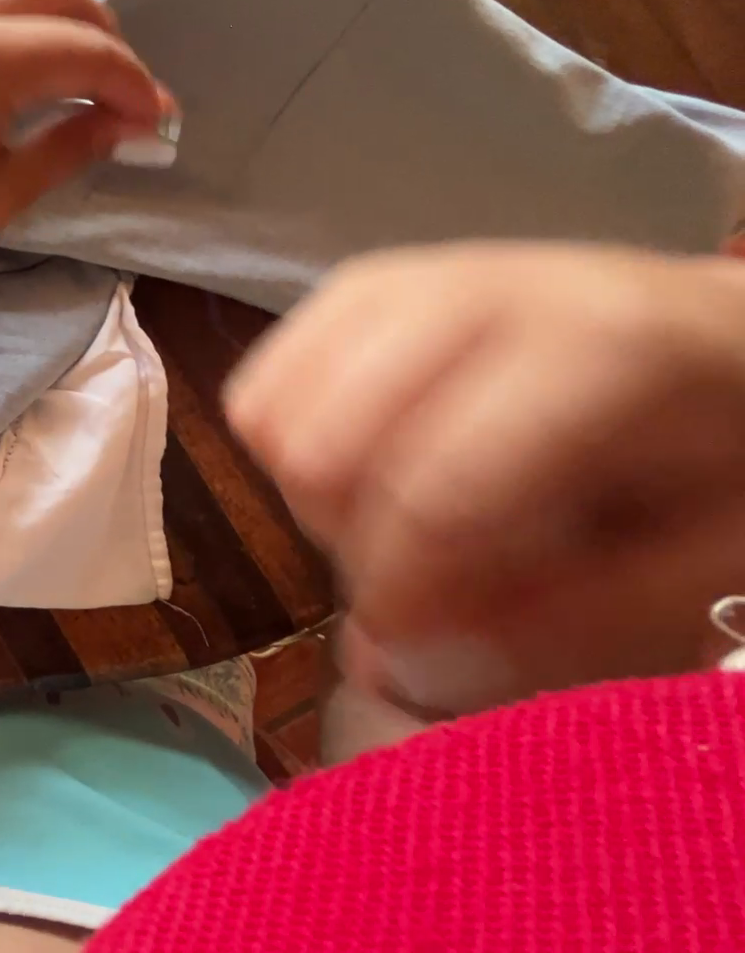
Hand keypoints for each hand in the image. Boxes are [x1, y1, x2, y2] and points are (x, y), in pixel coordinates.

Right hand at [225, 243, 744, 713]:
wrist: (708, 335)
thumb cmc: (714, 448)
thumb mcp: (702, 557)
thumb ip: (559, 625)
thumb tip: (389, 672)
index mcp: (597, 347)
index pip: (435, 495)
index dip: (402, 588)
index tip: (401, 641)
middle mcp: (470, 289)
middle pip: (322, 453)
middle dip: (349, 533)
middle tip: (419, 561)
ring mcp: (394, 281)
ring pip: (269, 418)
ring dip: (310, 491)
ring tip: (386, 505)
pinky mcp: (344, 291)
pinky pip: (253, 391)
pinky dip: (279, 448)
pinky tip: (353, 458)